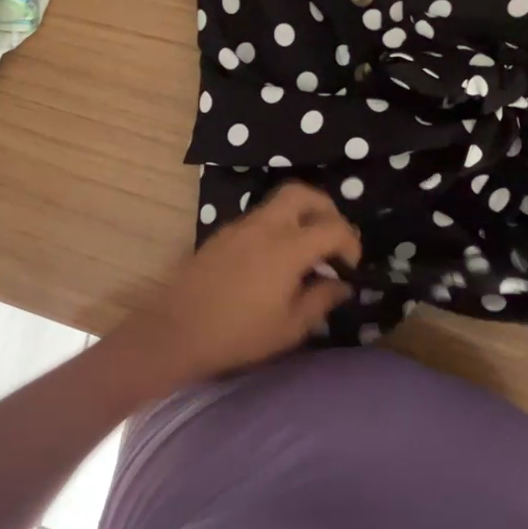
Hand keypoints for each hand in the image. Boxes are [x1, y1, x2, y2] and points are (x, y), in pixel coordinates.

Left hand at [118, 182, 361, 384]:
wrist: (176, 331)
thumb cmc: (238, 334)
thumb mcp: (290, 327)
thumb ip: (321, 300)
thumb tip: (341, 285)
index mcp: (287, 247)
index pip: (332, 227)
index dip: (351, 243)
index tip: (350, 266)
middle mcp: (263, 227)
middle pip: (302, 194)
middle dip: (326, 209)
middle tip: (332, 240)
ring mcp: (237, 228)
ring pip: (276, 205)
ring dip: (298, 219)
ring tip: (304, 255)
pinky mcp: (219, 236)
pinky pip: (256, 220)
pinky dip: (275, 229)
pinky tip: (273, 262)